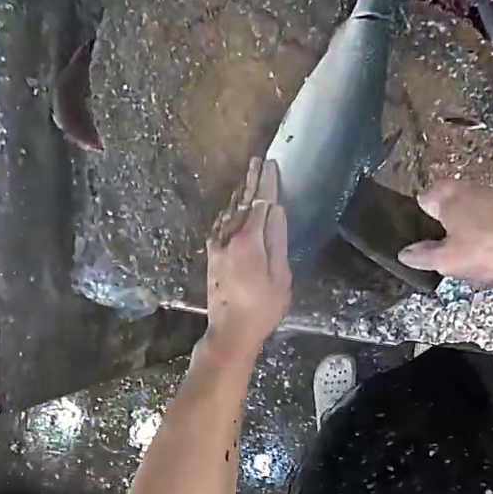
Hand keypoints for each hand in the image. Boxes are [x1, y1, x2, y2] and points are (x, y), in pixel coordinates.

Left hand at [204, 158, 292, 361]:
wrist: (230, 331)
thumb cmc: (262, 308)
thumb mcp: (280, 276)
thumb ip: (277, 240)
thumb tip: (275, 211)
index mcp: (248, 241)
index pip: (259, 203)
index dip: (266, 183)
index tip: (271, 164)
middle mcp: (228, 238)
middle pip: (241, 204)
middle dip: (251, 182)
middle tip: (257, 162)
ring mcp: (217, 247)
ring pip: (229, 213)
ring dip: (239, 196)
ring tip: (247, 179)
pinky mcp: (212, 256)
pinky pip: (222, 226)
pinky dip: (230, 213)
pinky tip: (232, 211)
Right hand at [397, 179, 492, 284]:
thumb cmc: (489, 245)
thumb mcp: (447, 259)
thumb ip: (423, 257)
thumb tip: (403, 254)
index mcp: (444, 195)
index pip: (420, 205)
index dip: (419, 228)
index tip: (423, 249)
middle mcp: (467, 190)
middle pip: (448, 222)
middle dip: (451, 246)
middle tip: (456, 268)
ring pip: (473, 232)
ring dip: (476, 254)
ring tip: (484, 274)